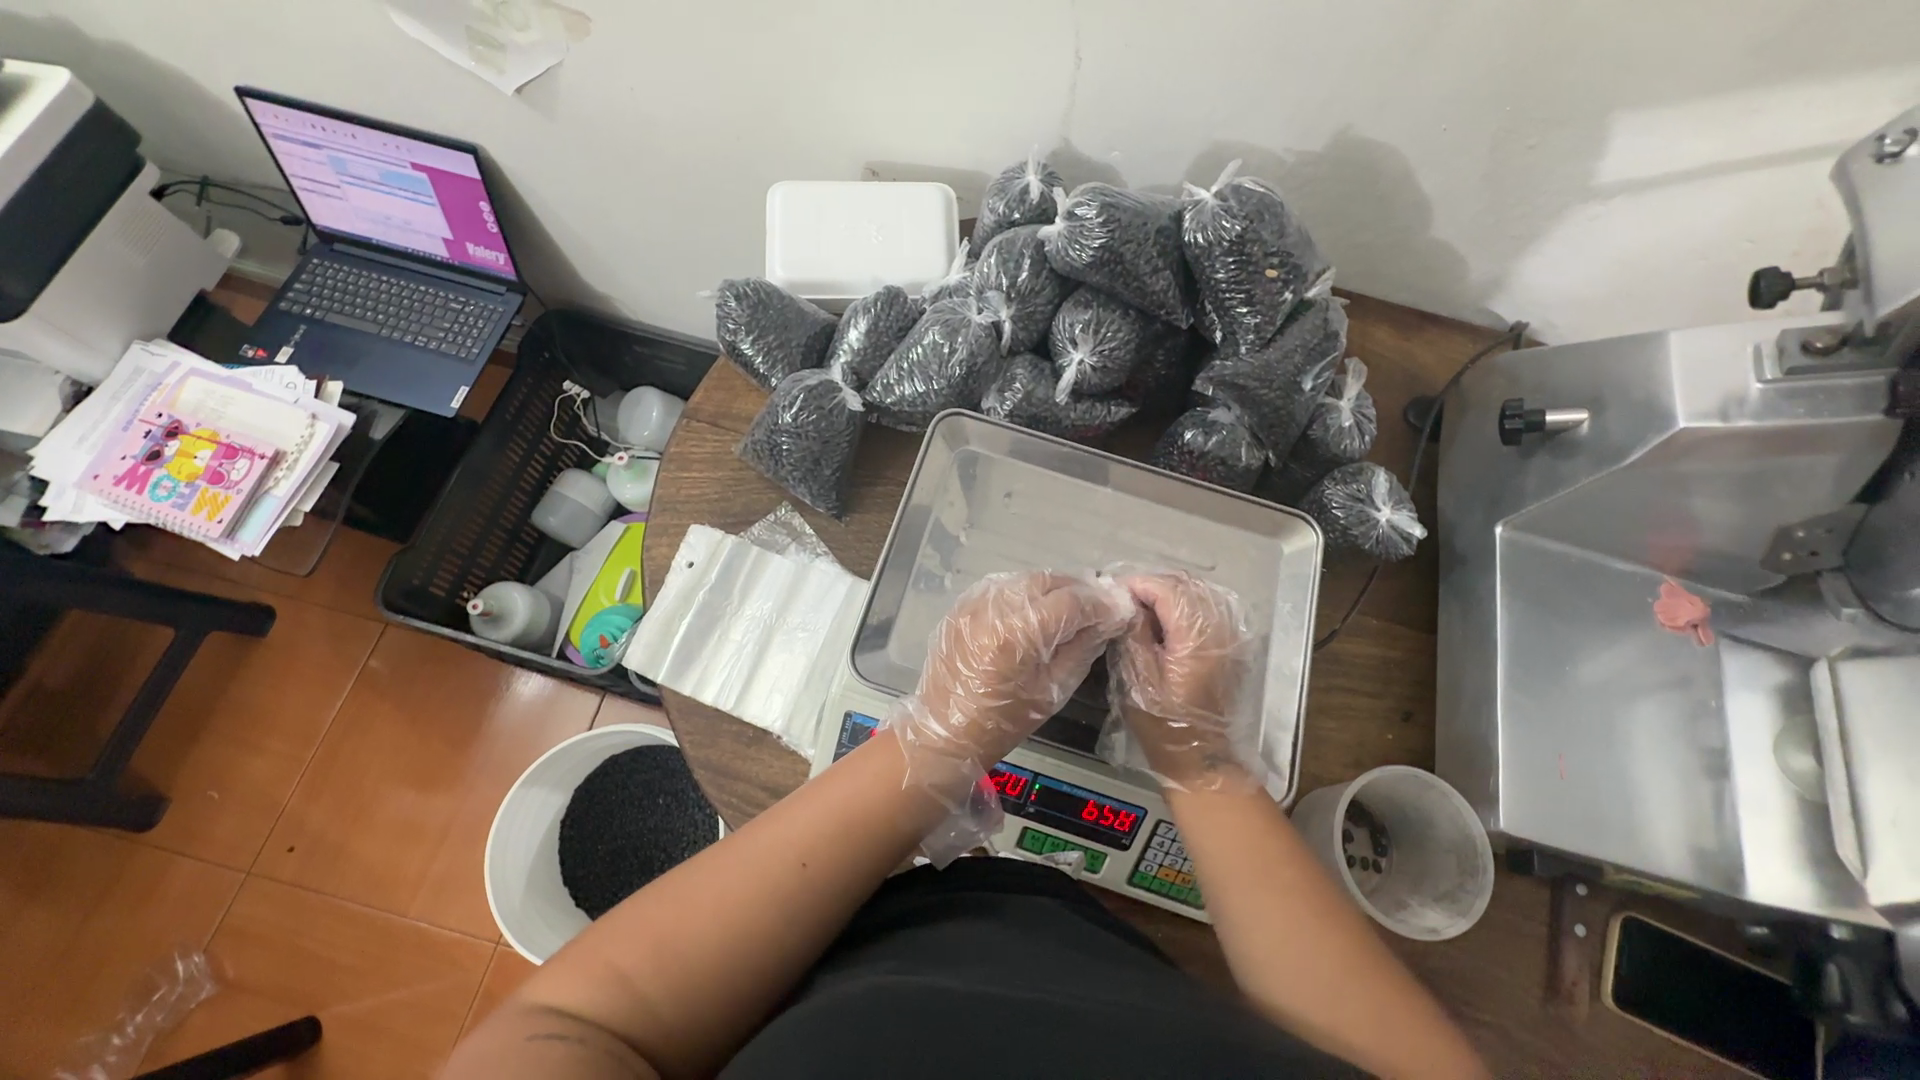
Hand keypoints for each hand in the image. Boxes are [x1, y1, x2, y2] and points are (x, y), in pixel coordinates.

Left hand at [887, 571, 1132, 807]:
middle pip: (1048, 581)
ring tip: (1071, 607)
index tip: (1120, 609)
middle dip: (1078, 590)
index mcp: (1016, 635)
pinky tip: (1037, 609)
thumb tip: (1108, 620)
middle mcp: (993, 608)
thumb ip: (1082, 648)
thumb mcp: (1053, 691)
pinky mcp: (961, 605)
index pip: (1071, 603)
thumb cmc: (1003, 721)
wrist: (944, 730)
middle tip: (1099, 605)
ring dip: (1053, 588)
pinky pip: (1002, 587)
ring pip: (1025, 579)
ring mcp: (973, 603)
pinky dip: (1025, 593)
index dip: (1100, 604)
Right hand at [1107, 572, 1261, 791]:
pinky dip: (1186, 605)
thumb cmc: (1163, 722)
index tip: (1113, 592)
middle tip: (1123, 599)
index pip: (1168, 590)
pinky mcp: (1232, 645)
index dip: (1138, 584)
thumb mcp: (1137, 679)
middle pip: (1186, 586)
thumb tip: (1128, 602)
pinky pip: (1210, 609)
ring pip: (1200, 594)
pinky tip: (1166, 619)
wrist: (1201, 757)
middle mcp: (1221, 629)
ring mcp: (1231, 636)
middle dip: (1153, 586)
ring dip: (1170, 594)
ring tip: (1141, 607)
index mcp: (1197, 637)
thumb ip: (1134, 633)